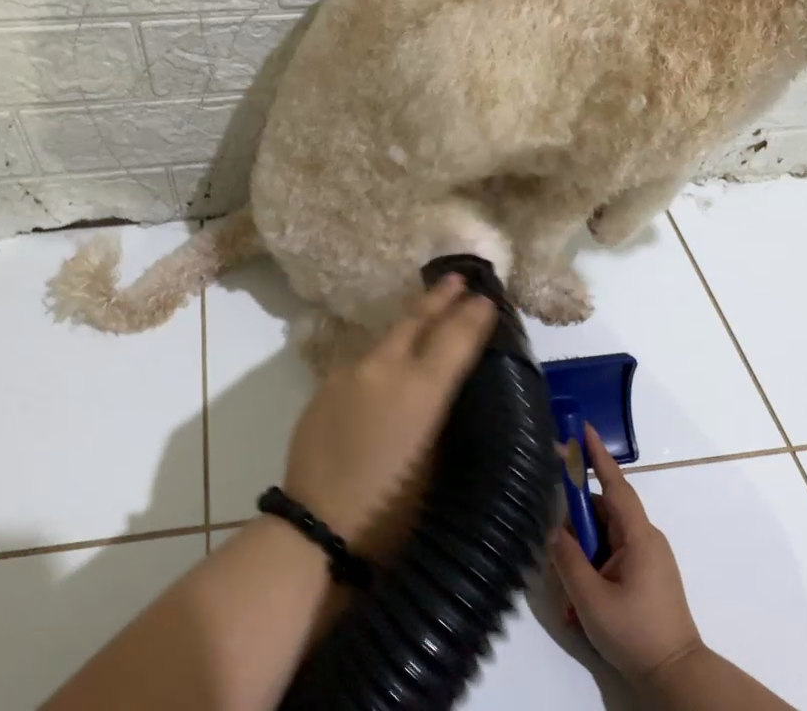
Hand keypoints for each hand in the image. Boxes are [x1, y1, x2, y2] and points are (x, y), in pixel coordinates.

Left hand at [280, 276, 494, 555]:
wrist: (317, 528)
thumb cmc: (394, 513)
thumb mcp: (444, 472)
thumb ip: (458, 427)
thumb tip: (475, 403)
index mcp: (421, 388)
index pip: (456, 337)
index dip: (475, 315)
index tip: (489, 297)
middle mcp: (384, 369)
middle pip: (416, 321)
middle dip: (440, 298)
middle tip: (459, 278)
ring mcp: (348, 374)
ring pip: (387, 340)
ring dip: (410, 325)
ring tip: (428, 315)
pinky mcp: (324, 388)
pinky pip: (362, 363)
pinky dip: (383, 356)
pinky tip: (389, 367)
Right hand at [548, 423, 703, 683]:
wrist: (676, 675)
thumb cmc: (635, 632)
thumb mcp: (590, 596)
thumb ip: (566, 557)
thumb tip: (551, 528)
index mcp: (638, 536)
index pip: (614, 485)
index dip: (596, 456)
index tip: (580, 428)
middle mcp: (644, 539)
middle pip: (600, 514)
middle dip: (573, 527)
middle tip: (550, 543)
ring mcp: (646, 558)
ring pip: (601, 540)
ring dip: (580, 558)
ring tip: (568, 595)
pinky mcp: (643, 576)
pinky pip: (609, 559)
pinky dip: (591, 573)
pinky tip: (579, 605)